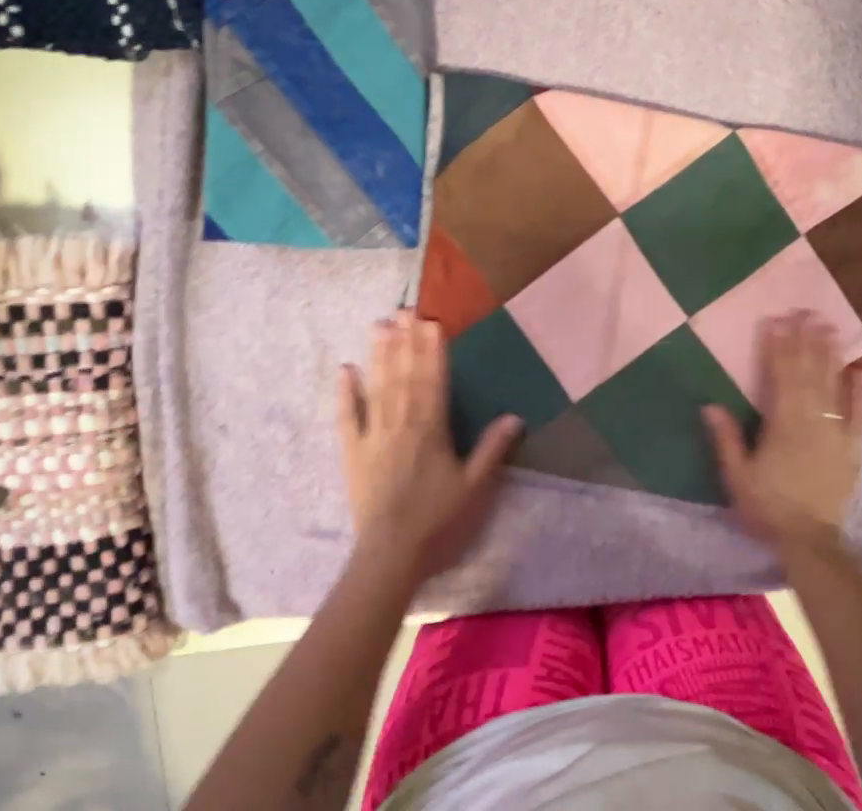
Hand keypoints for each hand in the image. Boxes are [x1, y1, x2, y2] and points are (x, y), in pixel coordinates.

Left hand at [337, 311, 523, 581]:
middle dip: (406, 341)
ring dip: (380, 355)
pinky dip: (346, 393)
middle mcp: (401, 424)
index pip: (433, 380)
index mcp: (432, 430)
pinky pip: (348, 417)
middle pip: (404, 375)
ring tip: (380, 324)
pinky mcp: (353, 453)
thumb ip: (492, 449)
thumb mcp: (475, 487)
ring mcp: (373, 436)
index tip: (432, 321)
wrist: (391, 553)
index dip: (433, 350)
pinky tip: (346, 369)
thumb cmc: (438, 520)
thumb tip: (515, 416)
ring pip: (378, 387)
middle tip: (405, 308)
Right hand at [703, 311, 861, 555]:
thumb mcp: (737, 475)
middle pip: (808, 372)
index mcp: (782, 424)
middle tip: (807, 310)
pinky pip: (859, 414)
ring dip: (830, 355)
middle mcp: (812, 420)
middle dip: (806, 340)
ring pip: (833, 385)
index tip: (777, 320)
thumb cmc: (768, 507)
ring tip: (830, 327)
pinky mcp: (853, 447)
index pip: (780, 376)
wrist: (810, 540)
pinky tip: (860, 370)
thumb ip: (726, 438)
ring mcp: (836, 432)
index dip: (778, 346)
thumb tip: (709, 404)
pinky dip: (860, 391)